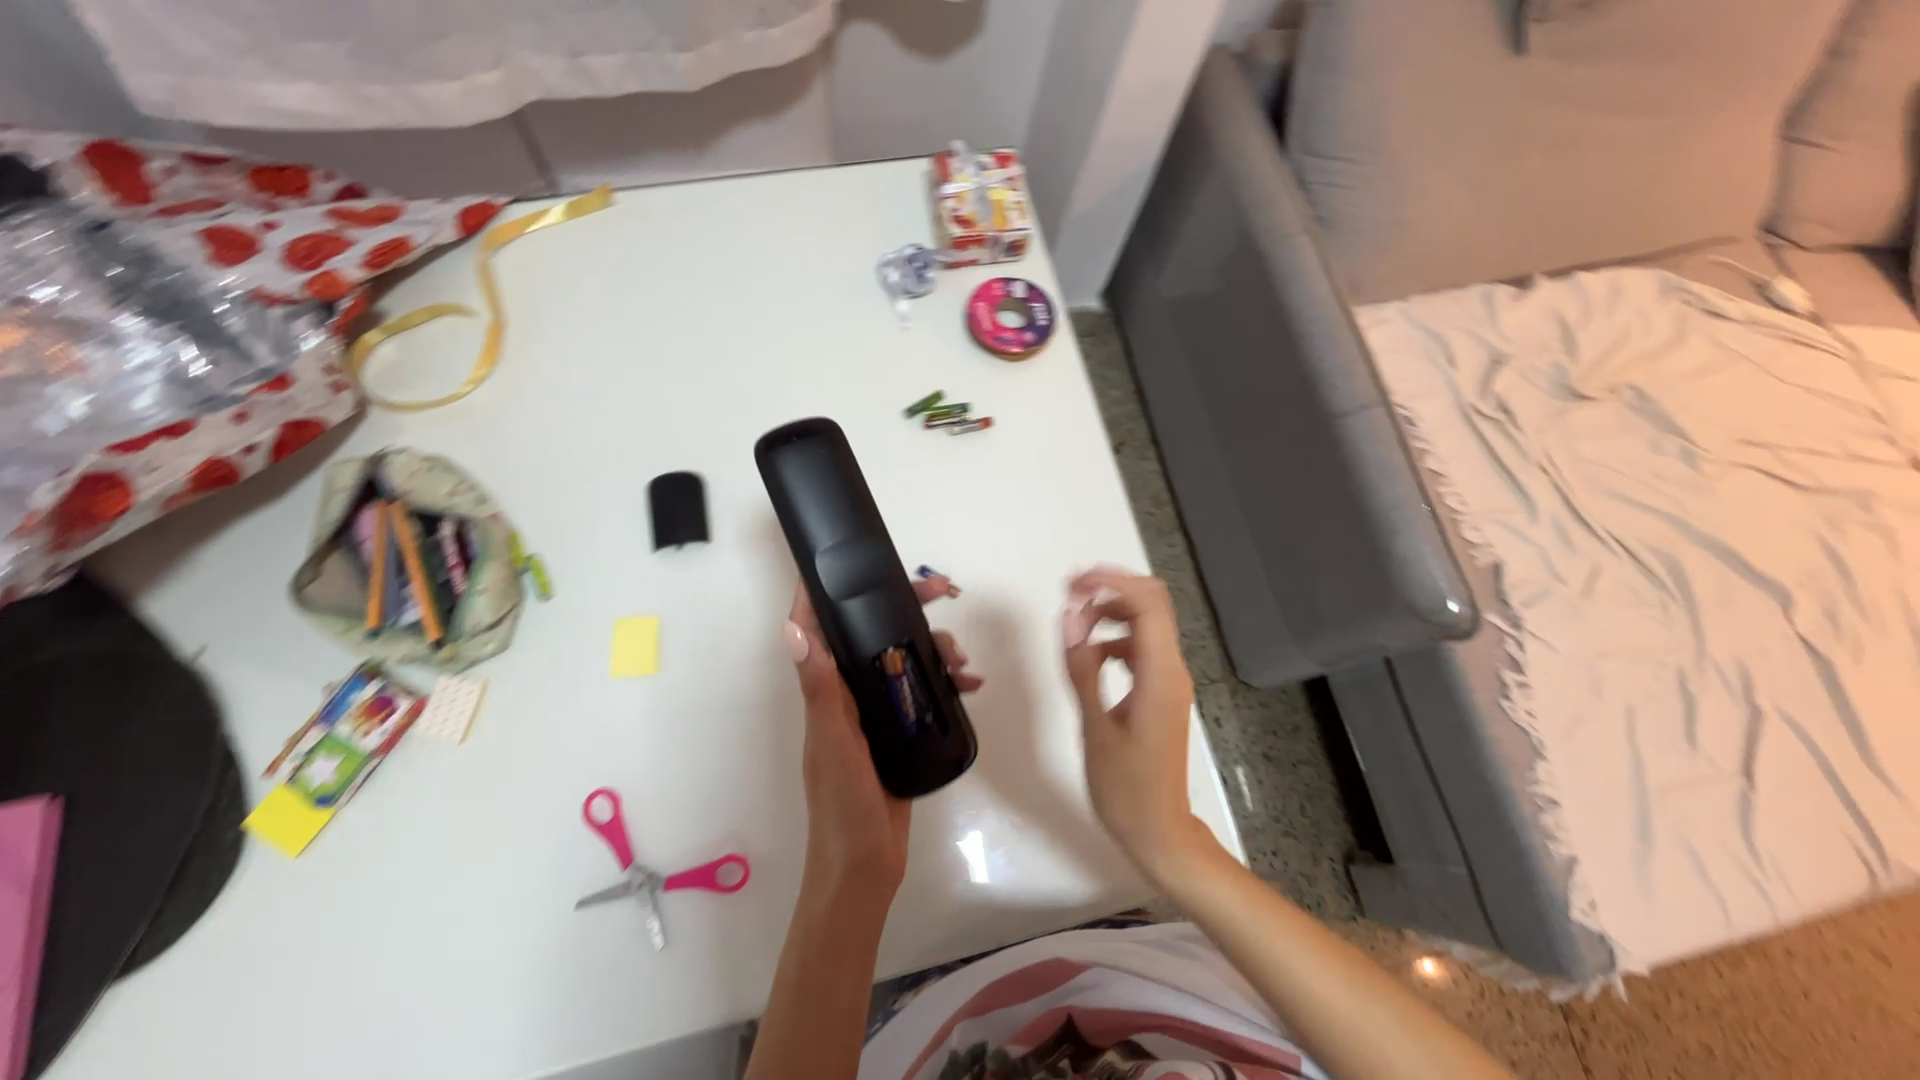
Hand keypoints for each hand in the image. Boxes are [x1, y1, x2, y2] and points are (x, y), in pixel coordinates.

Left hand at [783, 574, 981, 902]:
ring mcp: (874, 715)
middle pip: (871, 635)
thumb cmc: (844, 809)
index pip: (820, 628)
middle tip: (944, 591)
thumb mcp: (834, 746)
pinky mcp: (899, 734)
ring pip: (902, 660)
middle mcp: (846, 696)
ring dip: (932, 646)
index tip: (867, 562)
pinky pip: (922, 693)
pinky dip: (945, 682)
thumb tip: (795, 629)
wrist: (865, 870)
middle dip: (905, 608)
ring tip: (962, 658)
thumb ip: (822, 690)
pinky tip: (970, 686)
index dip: (836, 589)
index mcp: (824, 693)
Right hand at [1061, 567, 1208, 880]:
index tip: (1072, 584)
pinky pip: (1140, 650)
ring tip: (1071, 633)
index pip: (1148, 603)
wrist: (1158, 830)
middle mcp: (1171, 669)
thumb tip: (1069, 618)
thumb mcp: (1095, 727)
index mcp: (1160, 674)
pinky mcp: (1160, 694)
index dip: (1111, 581)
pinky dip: (1114, 641)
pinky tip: (1089, 659)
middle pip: (1150, 606)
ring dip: (1108, 616)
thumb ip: (1082, 668)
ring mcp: (1169, 681)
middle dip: (1108, 592)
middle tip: (1067, 600)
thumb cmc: (1124, 787)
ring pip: (1144, 626)